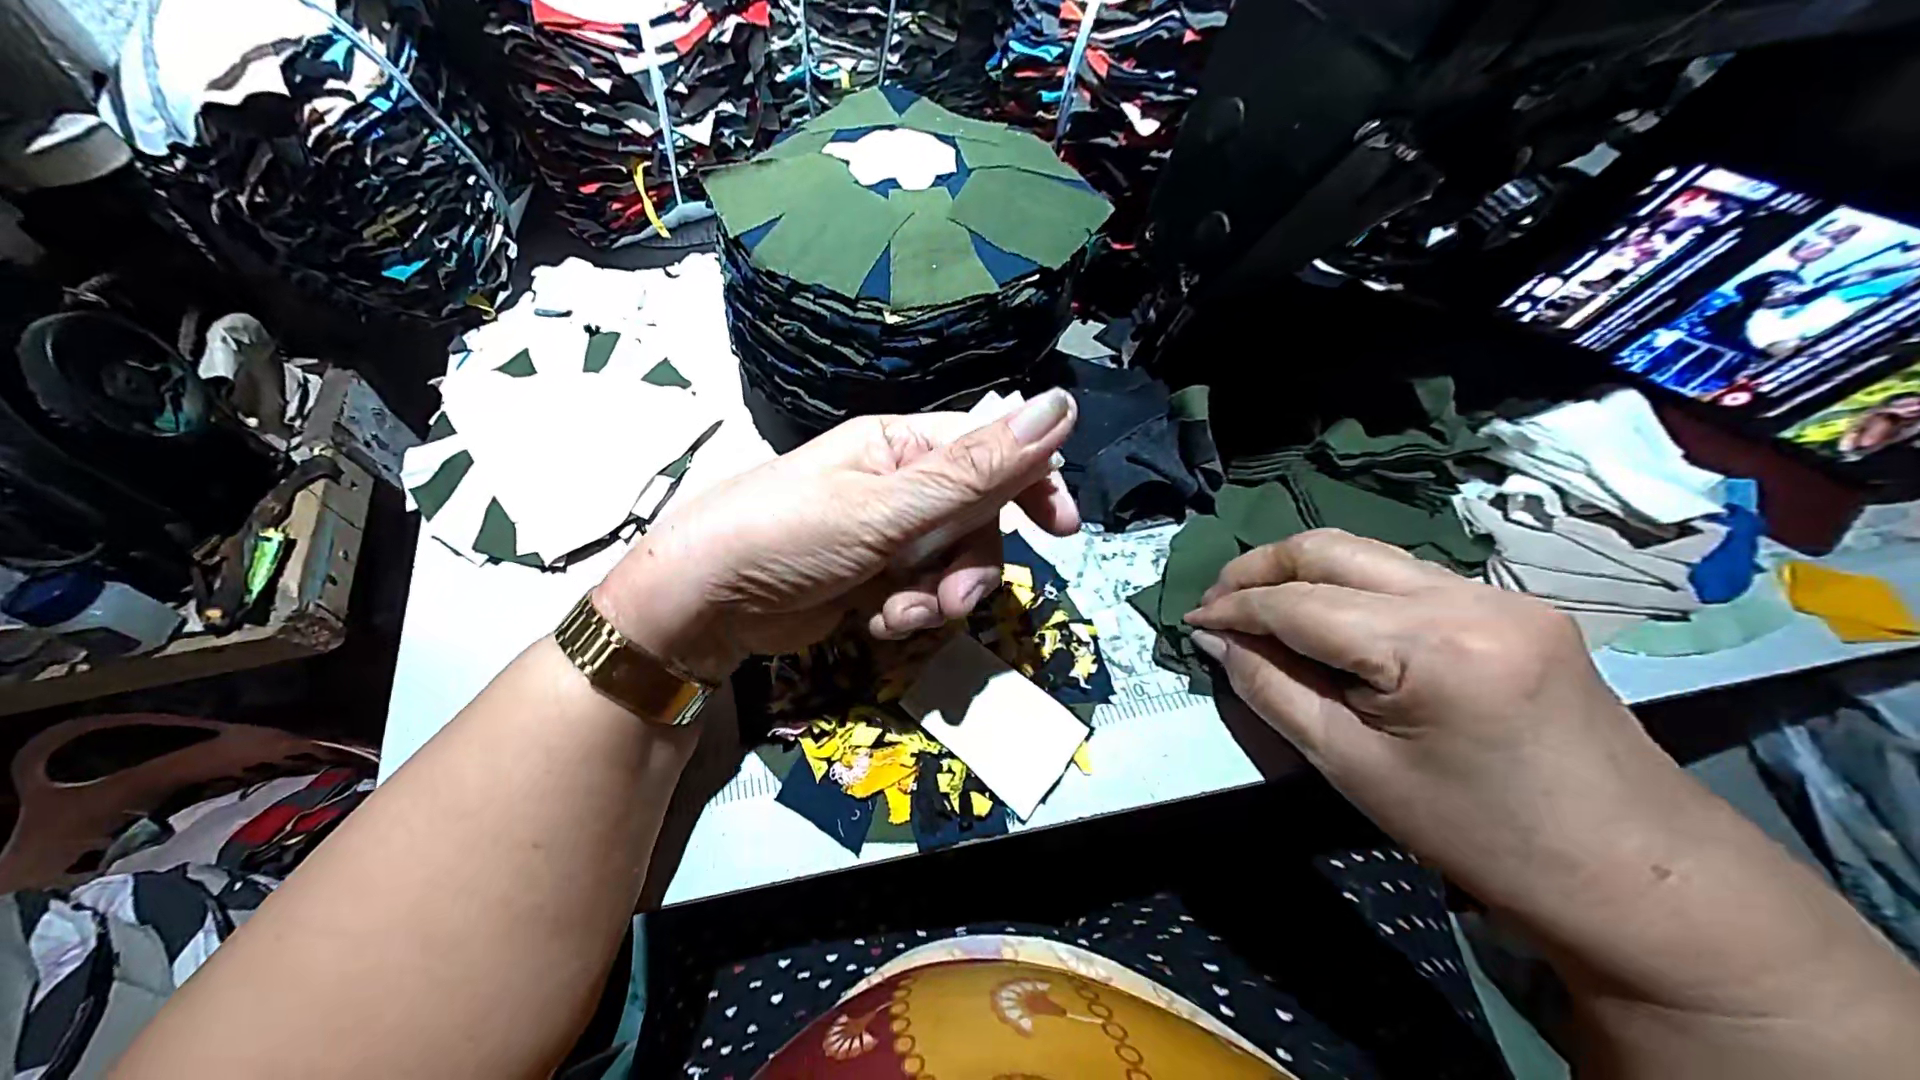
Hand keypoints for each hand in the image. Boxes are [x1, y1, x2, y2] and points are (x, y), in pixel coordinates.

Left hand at [593, 390, 1079, 681]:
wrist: (703, 606)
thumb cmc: (785, 536)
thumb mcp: (886, 507)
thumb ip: (974, 470)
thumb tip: (1058, 408)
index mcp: (901, 446)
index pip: (990, 450)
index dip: (1034, 483)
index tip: (1063, 527)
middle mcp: (899, 486)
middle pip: (978, 520)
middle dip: (972, 565)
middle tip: (954, 599)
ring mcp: (886, 536)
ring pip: (952, 565)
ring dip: (938, 597)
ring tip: (900, 615)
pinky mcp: (873, 579)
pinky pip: (920, 594)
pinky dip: (908, 613)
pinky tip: (877, 624)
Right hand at [1182, 529, 1691, 912]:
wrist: (1637, 875)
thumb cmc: (1478, 836)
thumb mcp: (1352, 768)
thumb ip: (1273, 690)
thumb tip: (1218, 642)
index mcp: (1434, 645)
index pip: (1301, 603)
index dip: (1235, 608)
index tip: (1191, 621)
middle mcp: (1469, 597)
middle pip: (1333, 550)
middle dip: (1259, 568)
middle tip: (1215, 601)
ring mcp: (1499, 594)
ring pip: (1368, 553)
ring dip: (1300, 572)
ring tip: (1255, 605)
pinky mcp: (1513, 606)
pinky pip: (1403, 577)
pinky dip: (1346, 587)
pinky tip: (1322, 618)